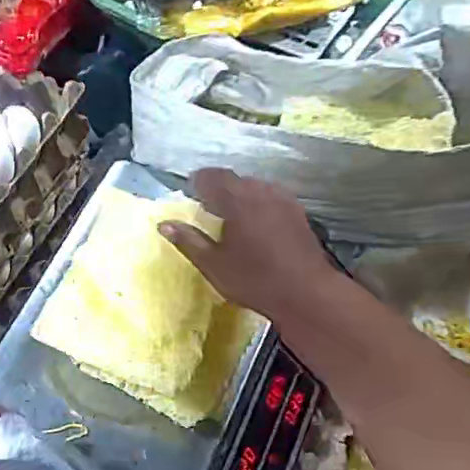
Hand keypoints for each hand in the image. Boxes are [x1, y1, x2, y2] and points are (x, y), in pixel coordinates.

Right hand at [158, 168, 340, 320]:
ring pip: (256, 188)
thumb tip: (164, 224)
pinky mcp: (298, 213)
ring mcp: (284, 200)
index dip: (199, 181)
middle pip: (236, 180)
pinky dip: (258, 205)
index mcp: (238, 200)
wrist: (305, 292)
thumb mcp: (213, 264)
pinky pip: (272, 199)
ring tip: (231, 217)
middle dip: (220, 189)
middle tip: (208, 206)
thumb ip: (188, 241)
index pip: (213, 176)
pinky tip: (256, 226)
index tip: (191, 190)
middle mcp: (262, 191)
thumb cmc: (254, 280)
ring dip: (241, 196)